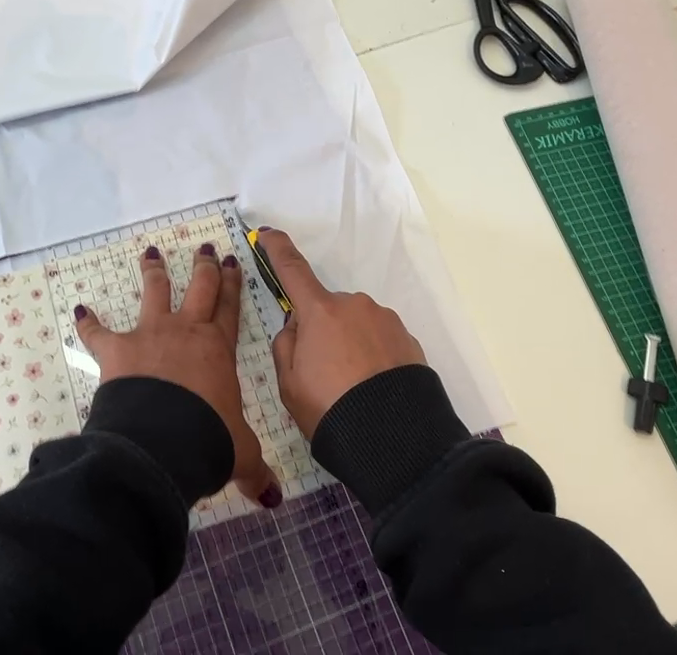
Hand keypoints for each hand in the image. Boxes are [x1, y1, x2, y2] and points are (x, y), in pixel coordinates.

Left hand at [74, 243, 280, 506]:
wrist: (161, 442)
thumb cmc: (207, 440)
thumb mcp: (240, 455)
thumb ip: (255, 470)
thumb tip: (274, 499)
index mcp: (218, 350)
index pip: (230, 310)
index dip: (232, 285)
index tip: (233, 262)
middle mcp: (187, 333)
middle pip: (199, 290)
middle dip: (203, 268)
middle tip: (205, 249)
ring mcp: (151, 336)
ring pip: (154, 294)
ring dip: (153, 273)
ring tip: (150, 253)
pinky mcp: (117, 350)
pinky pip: (99, 333)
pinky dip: (89, 323)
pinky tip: (81, 310)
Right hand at [263, 229, 427, 437]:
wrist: (396, 441)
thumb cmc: (330, 409)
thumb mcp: (288, 384)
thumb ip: (286, 345)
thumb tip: (297, 327)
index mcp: (320, 312)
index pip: (292, 269)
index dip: (276, 249)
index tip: (267, 234)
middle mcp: (354, 305)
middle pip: (327, 310)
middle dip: (320, 331)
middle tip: (320, 375)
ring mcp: (386, 320)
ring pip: (356, 326)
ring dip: (350, 345)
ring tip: (352, 389)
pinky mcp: (409, 340)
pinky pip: (380, 342)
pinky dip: (373, 358)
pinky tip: (374, 389)